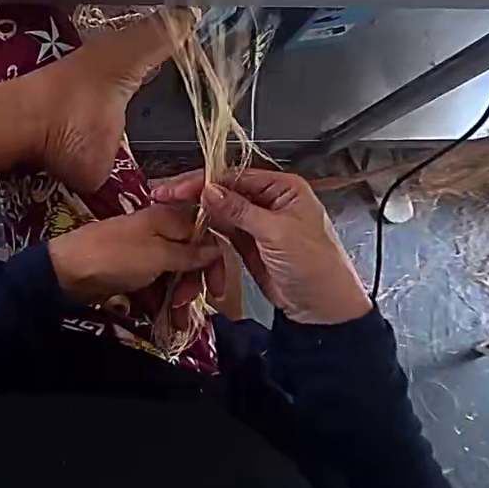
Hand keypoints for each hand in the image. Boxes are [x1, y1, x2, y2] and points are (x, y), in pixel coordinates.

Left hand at [47, 203, 225, 307]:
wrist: (67, 271)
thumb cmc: (115, 257)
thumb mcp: (158, 255)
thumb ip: (189, 254)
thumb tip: (215, 249)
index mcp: (168, 218)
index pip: (205, 234)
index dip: (215, 261)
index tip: (217, 289)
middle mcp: (160, 231)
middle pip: (192, 255)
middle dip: (195, 282)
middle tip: (187, 304)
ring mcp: (146, 250)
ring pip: (176, 271)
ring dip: (182, 295)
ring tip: (177, 320)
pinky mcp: (134, 268)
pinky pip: (159, 282)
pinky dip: (165, 299)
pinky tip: (168, 319)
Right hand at [150, 169, 371, 325]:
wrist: (324, 310)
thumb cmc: (315, 266)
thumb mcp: (277, 233)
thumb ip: (240, 211)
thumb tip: (209, 190)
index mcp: (284, 188)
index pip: (237, 177)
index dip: (205, 181)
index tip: (178, 187)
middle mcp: (270, 200)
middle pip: (226, 191)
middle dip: (195, 193)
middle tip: (164, 195)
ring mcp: (257, 223)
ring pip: (221, 210)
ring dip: (196, 210)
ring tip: (168, 209)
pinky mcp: (249, 243)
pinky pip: (222, 230)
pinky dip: (205, 228)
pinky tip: (187, 225)